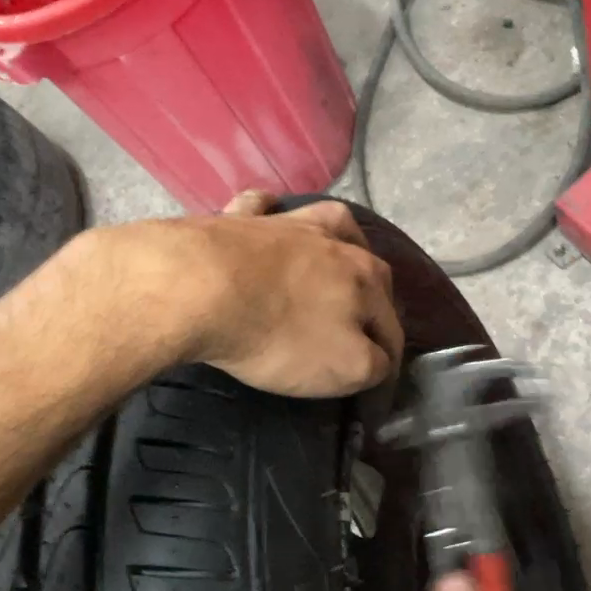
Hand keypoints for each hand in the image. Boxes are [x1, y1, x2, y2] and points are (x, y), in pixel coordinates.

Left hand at [59, 190, 401, 397]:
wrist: (200, 288)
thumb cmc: (279, 336)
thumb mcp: (344, 369)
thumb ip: (374, 364)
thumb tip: (382, 358)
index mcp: (367, 282)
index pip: (391, 326)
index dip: (388, 358)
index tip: (378, 383)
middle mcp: (336, 244)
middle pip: (370, 270)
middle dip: (376, 297)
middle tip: (365, 325)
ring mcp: (286, 224)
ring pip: (328, 223)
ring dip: (341, 239)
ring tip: (339, 256)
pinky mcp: (239, 217)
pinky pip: (262, 207)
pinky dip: (269, 214)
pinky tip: (267, 219)